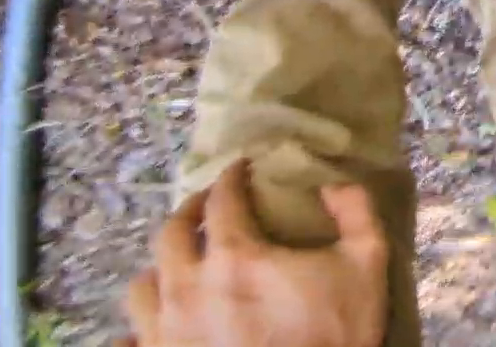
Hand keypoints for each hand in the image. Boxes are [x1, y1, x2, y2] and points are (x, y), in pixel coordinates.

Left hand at [122, 160, 387, 346]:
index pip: (221, 202)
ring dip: (163, 264)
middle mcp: (188, 291)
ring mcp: (163, 335)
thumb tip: (331, 184)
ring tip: (185, 260)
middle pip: (168, 237)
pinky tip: (161, 319)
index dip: (231, 178)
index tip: (241, 167)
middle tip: (208, 202)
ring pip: (140, 286)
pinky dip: (140, 323)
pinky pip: (127, 340)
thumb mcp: (368, 256)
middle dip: (190, 210)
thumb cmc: (337, 325)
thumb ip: (354, 209)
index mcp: (238, 258)